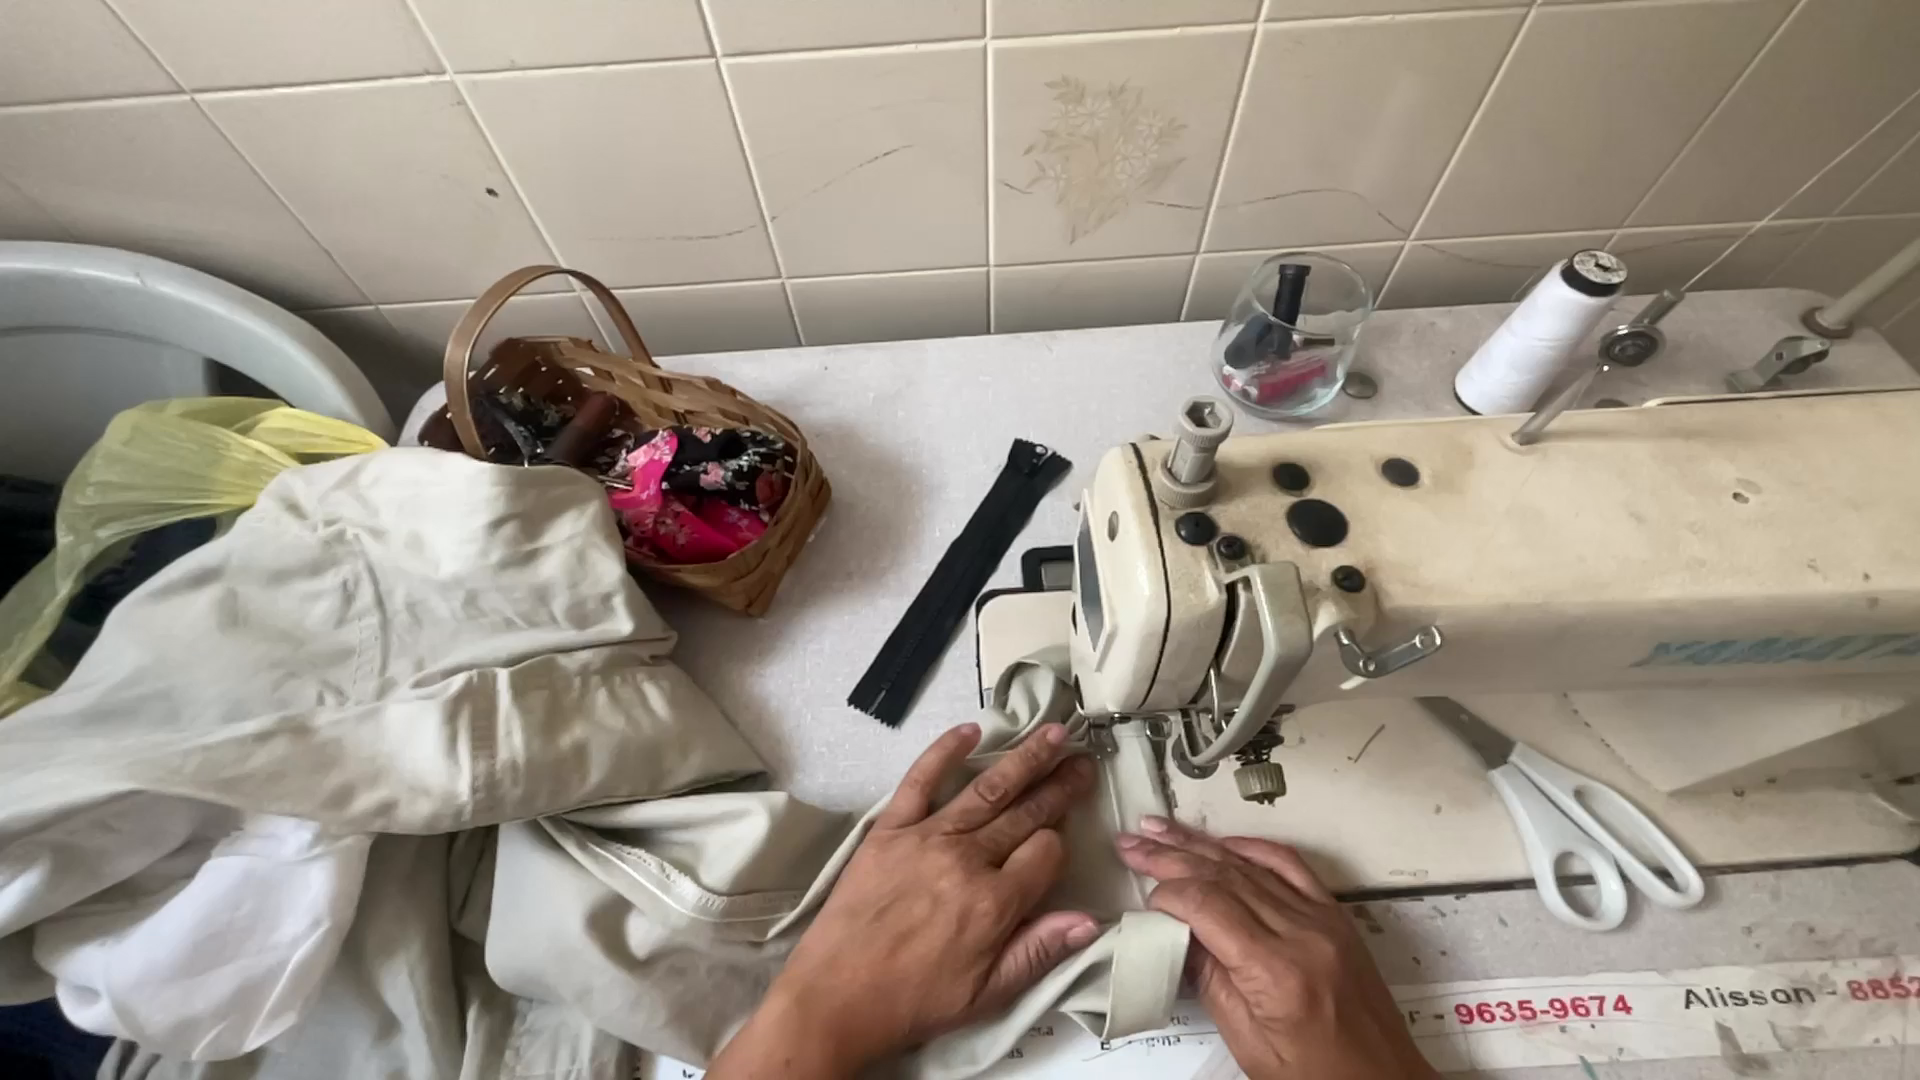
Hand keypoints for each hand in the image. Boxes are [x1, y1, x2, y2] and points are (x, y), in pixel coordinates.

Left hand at [709, 722, 1098, 1078]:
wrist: (835, 996)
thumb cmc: (914, 999)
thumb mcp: (985, 995)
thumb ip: (1038, 952)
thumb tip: (1090, 920)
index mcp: (993, 903)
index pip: (1046, 853)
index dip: (1059, 844)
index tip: (1058, 841)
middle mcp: (966, 860)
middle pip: (1024, 812)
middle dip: (1059, 785)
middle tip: (1084, 759)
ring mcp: (927, 836)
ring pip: (987, 789)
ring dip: (1024, 758)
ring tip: (1053, 733)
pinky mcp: (890, 826)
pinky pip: (920, 780)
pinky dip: (944, 752)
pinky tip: (969, 730)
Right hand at [1116, 817, 1436, 1079]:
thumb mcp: (1248, 1043)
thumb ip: (1207, 978)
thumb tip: (1172, 930)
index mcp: (1277, 972)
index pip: (1207, 905)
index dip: (1167, 893)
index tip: (1144, 899)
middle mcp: (1302, 934)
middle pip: (1221, 875)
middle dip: (1169, 856)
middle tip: (1130, 844)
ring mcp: (1322, 919)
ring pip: (1247, 863)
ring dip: (1197, 844)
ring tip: (1158, 830)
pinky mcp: (1335, 915)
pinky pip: (1288, 864)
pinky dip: (1250, 847)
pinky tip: (1220, 841)